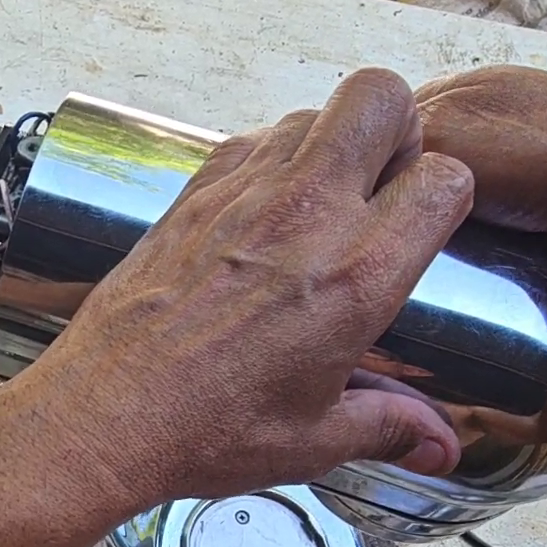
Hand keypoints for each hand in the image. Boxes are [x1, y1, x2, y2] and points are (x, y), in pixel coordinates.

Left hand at [9, 68, 473, 508]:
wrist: (101, 420)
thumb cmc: (199, 433)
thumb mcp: (309, 442)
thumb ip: (387, 427)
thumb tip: (440, 446)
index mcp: (352, 278)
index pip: (444, 179)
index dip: (440, 198)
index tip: (419, 229)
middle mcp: (301, 219)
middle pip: (379, 100)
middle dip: (393, 132)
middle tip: (374, 188)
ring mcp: (237, 201)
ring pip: (307, 114)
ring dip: (323, 145)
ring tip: (310, 206)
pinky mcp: (185, 202)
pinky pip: (240, 145)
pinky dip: (260, 163)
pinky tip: (249, 217)